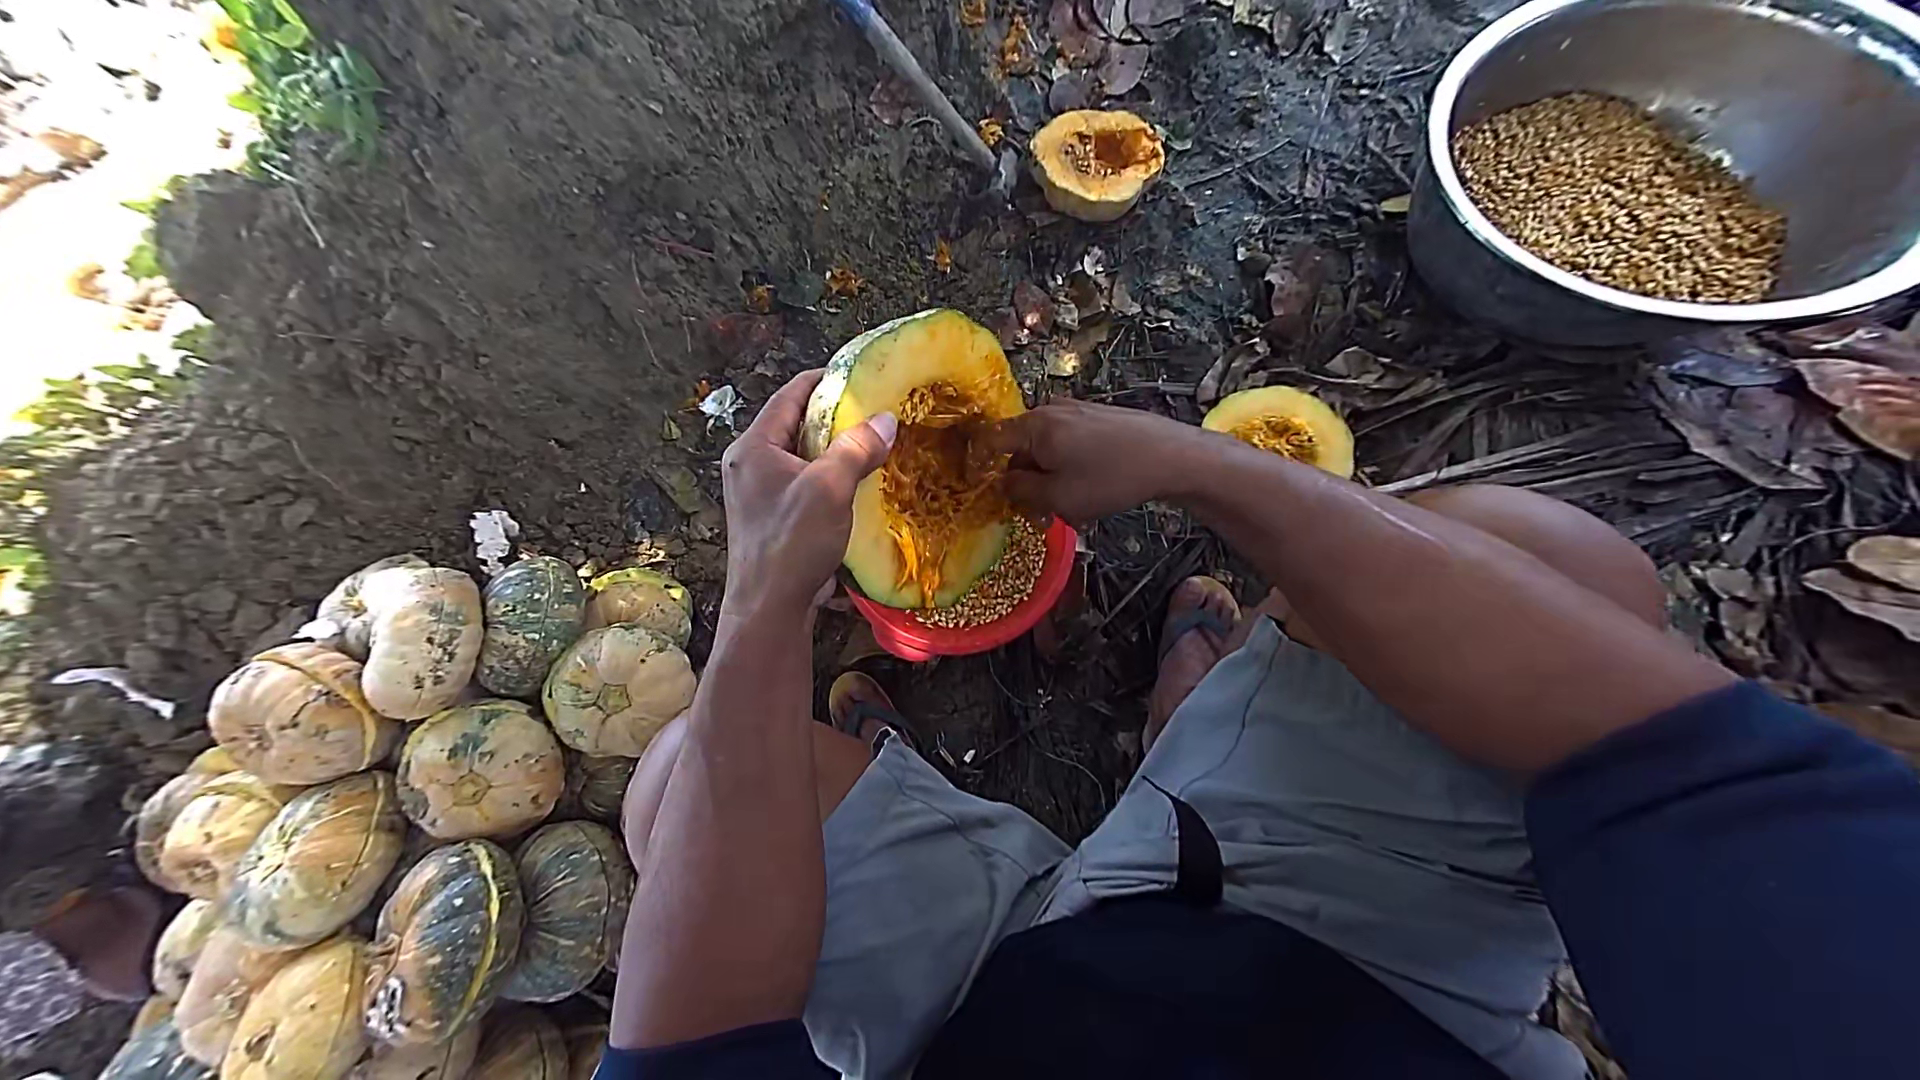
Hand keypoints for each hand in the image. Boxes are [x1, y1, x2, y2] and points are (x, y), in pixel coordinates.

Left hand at [720, 369, 896, 617]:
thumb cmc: (792, 543)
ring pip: (802, 456)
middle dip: (835, 417)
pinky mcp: (772, 516)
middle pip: (795, 424)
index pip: (790, 395)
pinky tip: (856, 484)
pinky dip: (829, 477)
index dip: (825, 380)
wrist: (770, 607)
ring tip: (871, 446)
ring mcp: (759, 492)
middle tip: (873, 413)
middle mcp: (750, 464)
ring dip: (834, 450)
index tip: (860, 376)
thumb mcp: (829, 488)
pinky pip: (803, 483)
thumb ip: (857, 448)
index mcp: (753, 447)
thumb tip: (886, 420)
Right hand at [990, 398, 1203, 521]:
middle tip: (1041, 516)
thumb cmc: (1110, 478)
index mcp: (1033, 425)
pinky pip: (1069, 446)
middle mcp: (1050, 410)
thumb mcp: (1056, 496)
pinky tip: (1091, 492)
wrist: (1172, 457)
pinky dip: (1071, 469)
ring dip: (1051, 481)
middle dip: (1027, 484)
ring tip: (1073, 510)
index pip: (990, 441)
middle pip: (1021, 449)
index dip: (984, 469)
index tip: (994, 496)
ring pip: (1047, 451)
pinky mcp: (1098, 419)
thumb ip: (1019, 492)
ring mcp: (1077, 412)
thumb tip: (1001, 484)